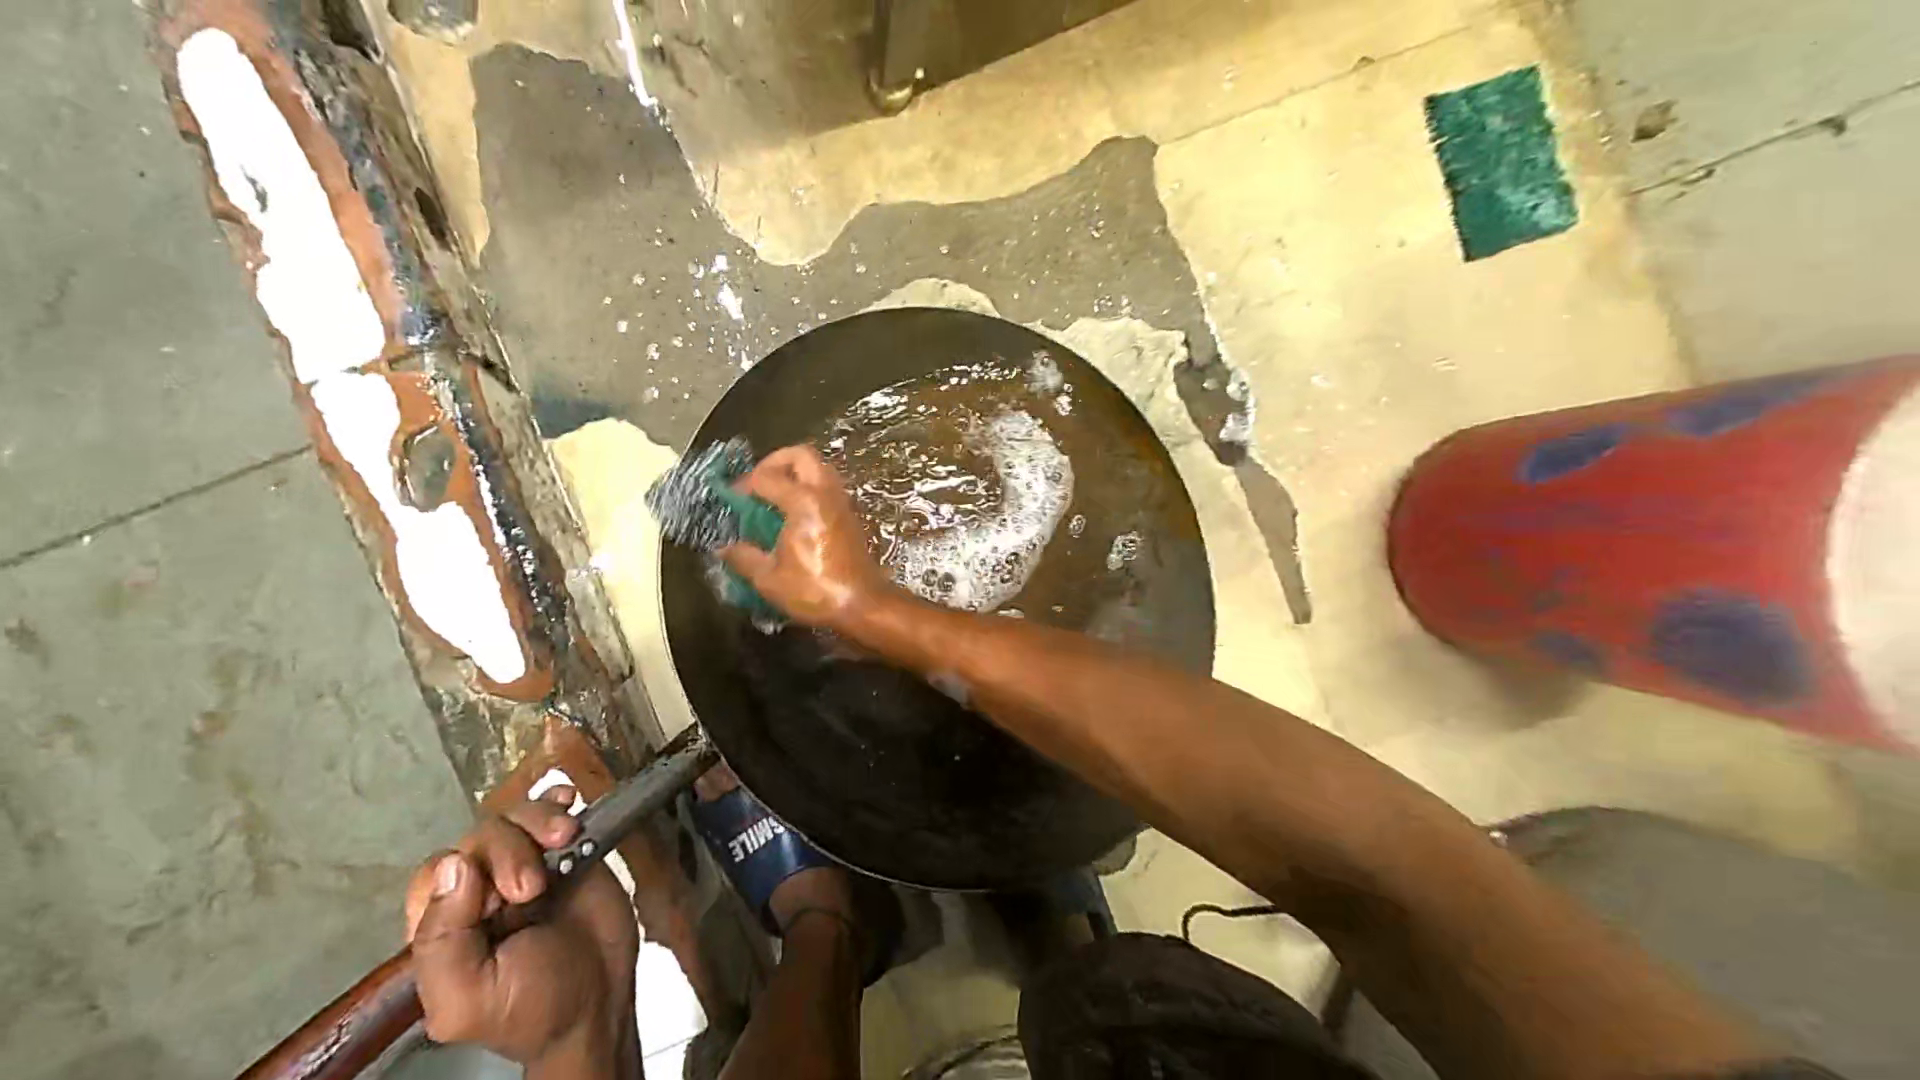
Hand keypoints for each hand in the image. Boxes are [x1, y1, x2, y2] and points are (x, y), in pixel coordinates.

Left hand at [404, 788, 638, 1074]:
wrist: (603, 999)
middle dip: (510, 851)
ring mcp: (530, 864)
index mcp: (446, 924)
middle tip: (535, 889)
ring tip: (568, 838)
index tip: (499, 902)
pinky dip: (559, 800)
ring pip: (517, 817)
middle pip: (481, 837)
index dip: (466, 874)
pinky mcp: (571, 849)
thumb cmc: (534, 1009)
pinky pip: (556, 810)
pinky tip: (570, 801)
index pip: (437, 873)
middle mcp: (483, 889)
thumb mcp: (468, 998)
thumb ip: (442, 942)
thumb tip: (455, 865)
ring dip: (540, 820)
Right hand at [721, 444, 895, 627]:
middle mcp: (826, 494)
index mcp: (804, 502)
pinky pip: (828, 487)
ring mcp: (842, 503)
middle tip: (758, 482)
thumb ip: (744, 557)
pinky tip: (794, 514)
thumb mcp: (769, 579)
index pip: (767, 476)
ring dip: (796, 473)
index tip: (732, 498)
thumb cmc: (815, 591)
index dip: (744, 484)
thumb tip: (723, 548)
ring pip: (819, 469)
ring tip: (774, 496)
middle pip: (802, 455)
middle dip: (776, 461)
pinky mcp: (850, 516)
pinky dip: (810, 489)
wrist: (861, 604)